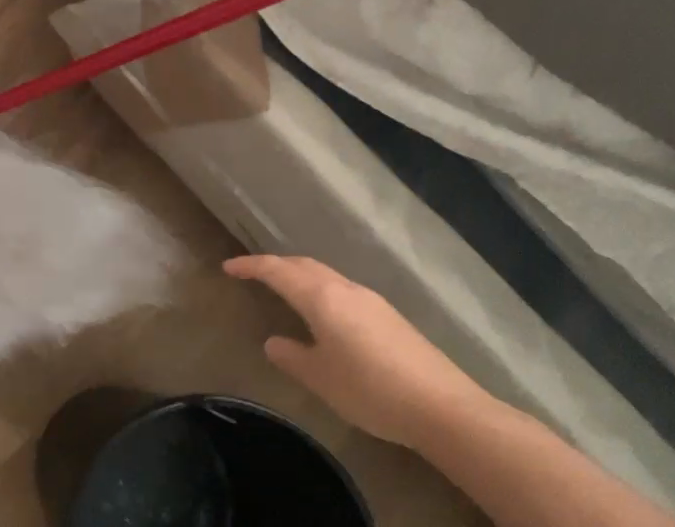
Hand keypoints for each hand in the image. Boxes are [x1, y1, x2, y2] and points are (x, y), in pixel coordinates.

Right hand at [224, 254, 492, 448]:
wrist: (446, 409)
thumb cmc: (371, 389)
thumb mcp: (320, 377)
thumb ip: (291, 356)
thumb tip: (274, 342)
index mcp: (321, 298)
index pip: (276, 270)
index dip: (250, 266)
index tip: (228, 267)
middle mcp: (345, 290)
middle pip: (303, 265)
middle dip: (276, 264)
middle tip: (254, 273)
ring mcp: (373, 302)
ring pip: (326, 275)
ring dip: (301, 276)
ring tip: (286, 289)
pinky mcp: (391, 318)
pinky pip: (344, 290)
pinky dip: (322, 290)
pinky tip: (325, 313)